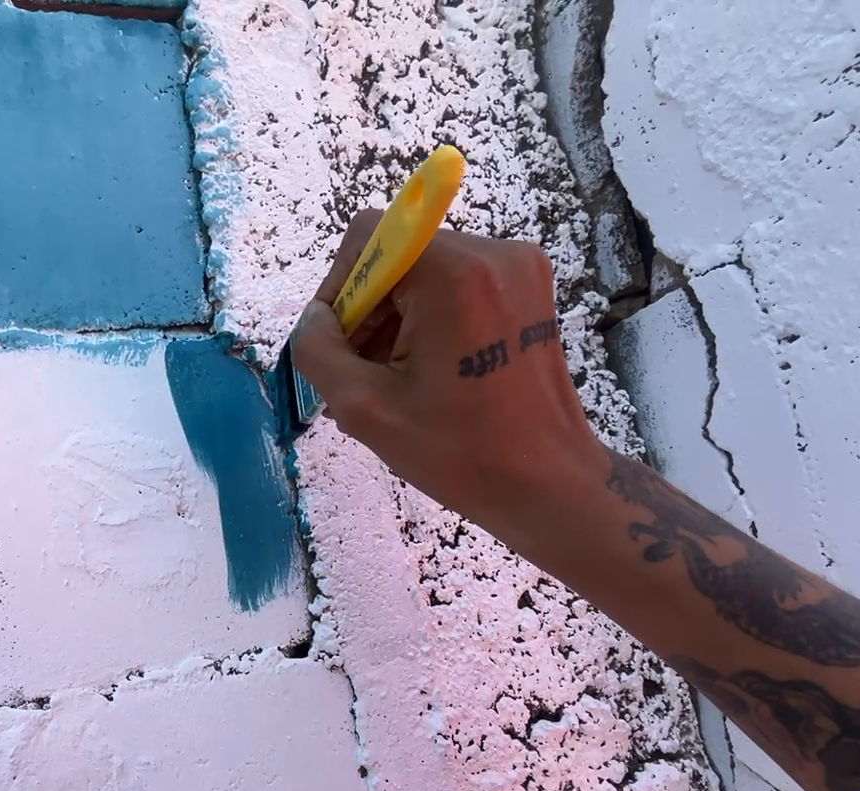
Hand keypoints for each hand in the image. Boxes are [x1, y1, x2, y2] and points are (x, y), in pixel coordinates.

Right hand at [291, 211, 605, 540]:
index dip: (339, 288)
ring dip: (393, 324)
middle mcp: (494, 252)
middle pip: (397, 257)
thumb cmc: (456, 452)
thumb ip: (318, 352)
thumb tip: (314, 320)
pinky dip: (425, 325)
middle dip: (367, 314)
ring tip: (392, 385)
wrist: (545, 484)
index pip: (369, 237)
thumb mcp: (362, 407)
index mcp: (455, 273)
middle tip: (362, 377)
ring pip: (423, 275)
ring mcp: (519, 268)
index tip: (339, 345)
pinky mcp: (528, 290)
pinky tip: (422, 376)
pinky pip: (454, 289)